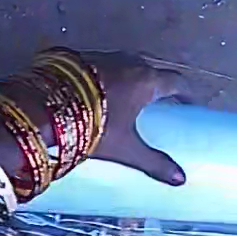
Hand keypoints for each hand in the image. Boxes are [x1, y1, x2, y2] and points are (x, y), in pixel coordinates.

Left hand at [78, 51, 187, 185]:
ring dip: (132, 77)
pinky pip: (102, 65)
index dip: (186, 92)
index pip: (176, 81)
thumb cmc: (94, 126)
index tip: (190, 102)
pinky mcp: (80, 57)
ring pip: (126, 64)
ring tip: (131, 96)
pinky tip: (101, 91)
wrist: (46, 106)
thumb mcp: (126, 148)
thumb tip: (180, 179)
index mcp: (146, 80)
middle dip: (159, 83)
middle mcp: (128, 62)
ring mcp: (103, 56)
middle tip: (161, 100)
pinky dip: (108, 76)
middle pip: (152, 68)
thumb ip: (153, 162)